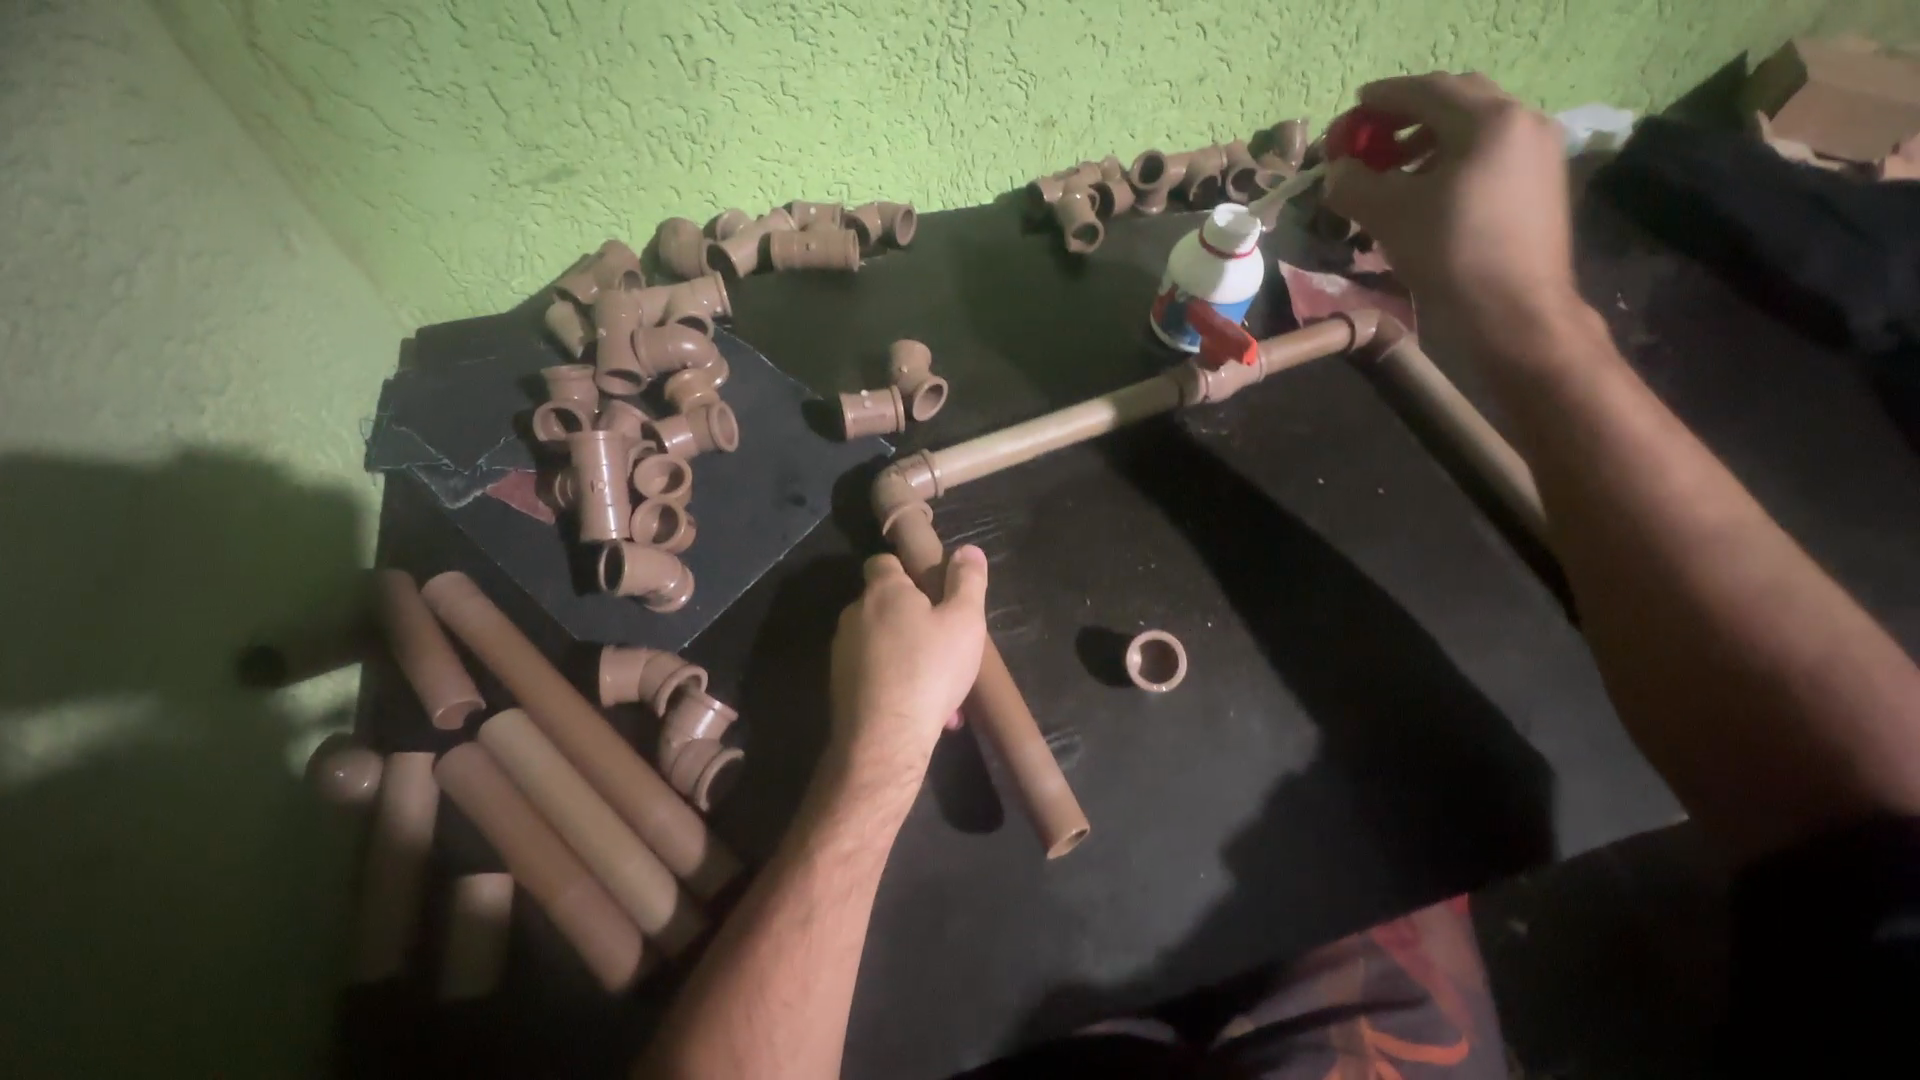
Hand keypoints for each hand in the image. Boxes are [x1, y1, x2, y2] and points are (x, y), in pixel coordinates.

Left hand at [827, 547, 988, 790]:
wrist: (886, 738)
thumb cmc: (930, 669)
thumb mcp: (964, 621)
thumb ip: (968, 582)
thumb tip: (968, 549)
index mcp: (884, 592)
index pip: (884, 562)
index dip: (907, 571)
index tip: (932, 589)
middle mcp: (855, 615)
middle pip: (884, 605)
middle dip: (913, 620)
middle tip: (946, 641)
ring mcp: (843, 653)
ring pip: (883, 645)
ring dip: (910, 657)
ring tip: (944, 687)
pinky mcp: (841, 686)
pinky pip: (876, 676)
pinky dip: (898, 685)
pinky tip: (929, 712)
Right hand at [1324, 73, 1581, 336]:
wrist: (1512, 314)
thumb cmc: (1449, 256)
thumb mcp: (1388, 215)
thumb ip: (1354, 183)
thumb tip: (1336, 171)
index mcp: (1489, 121)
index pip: (1427, 90)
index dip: (1383, 98)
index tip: (1351, 112)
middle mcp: (1522, 124)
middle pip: (1456, 103)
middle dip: (1407, 117)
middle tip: (1371, 140)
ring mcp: (1537, 155)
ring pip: (1473, 131)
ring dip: (1427, 142)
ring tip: (1392, 171)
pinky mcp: (1538, 187)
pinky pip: (1487, 157)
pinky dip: (1450, 162)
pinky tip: (1425, 193)